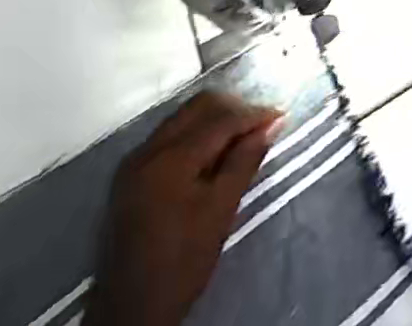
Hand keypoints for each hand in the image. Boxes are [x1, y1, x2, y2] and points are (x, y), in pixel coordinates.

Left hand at [86, 92, 281, 325]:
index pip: (220, 119)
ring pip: (183, 118)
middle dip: (234, 109)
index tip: (282, 117)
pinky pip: (170, 135)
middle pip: (198, 107)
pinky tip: (215, 154)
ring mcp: (134, 162)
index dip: (254, 114)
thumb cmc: (181, 263)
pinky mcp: (130, 175)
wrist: (129, 312)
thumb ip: (245, 160)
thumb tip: (274, 122)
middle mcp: (147, 151)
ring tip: (243, 139)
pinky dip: (197, 134)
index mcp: (169, 160)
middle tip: (262, 126)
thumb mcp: (221, 211)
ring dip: (215, 120)